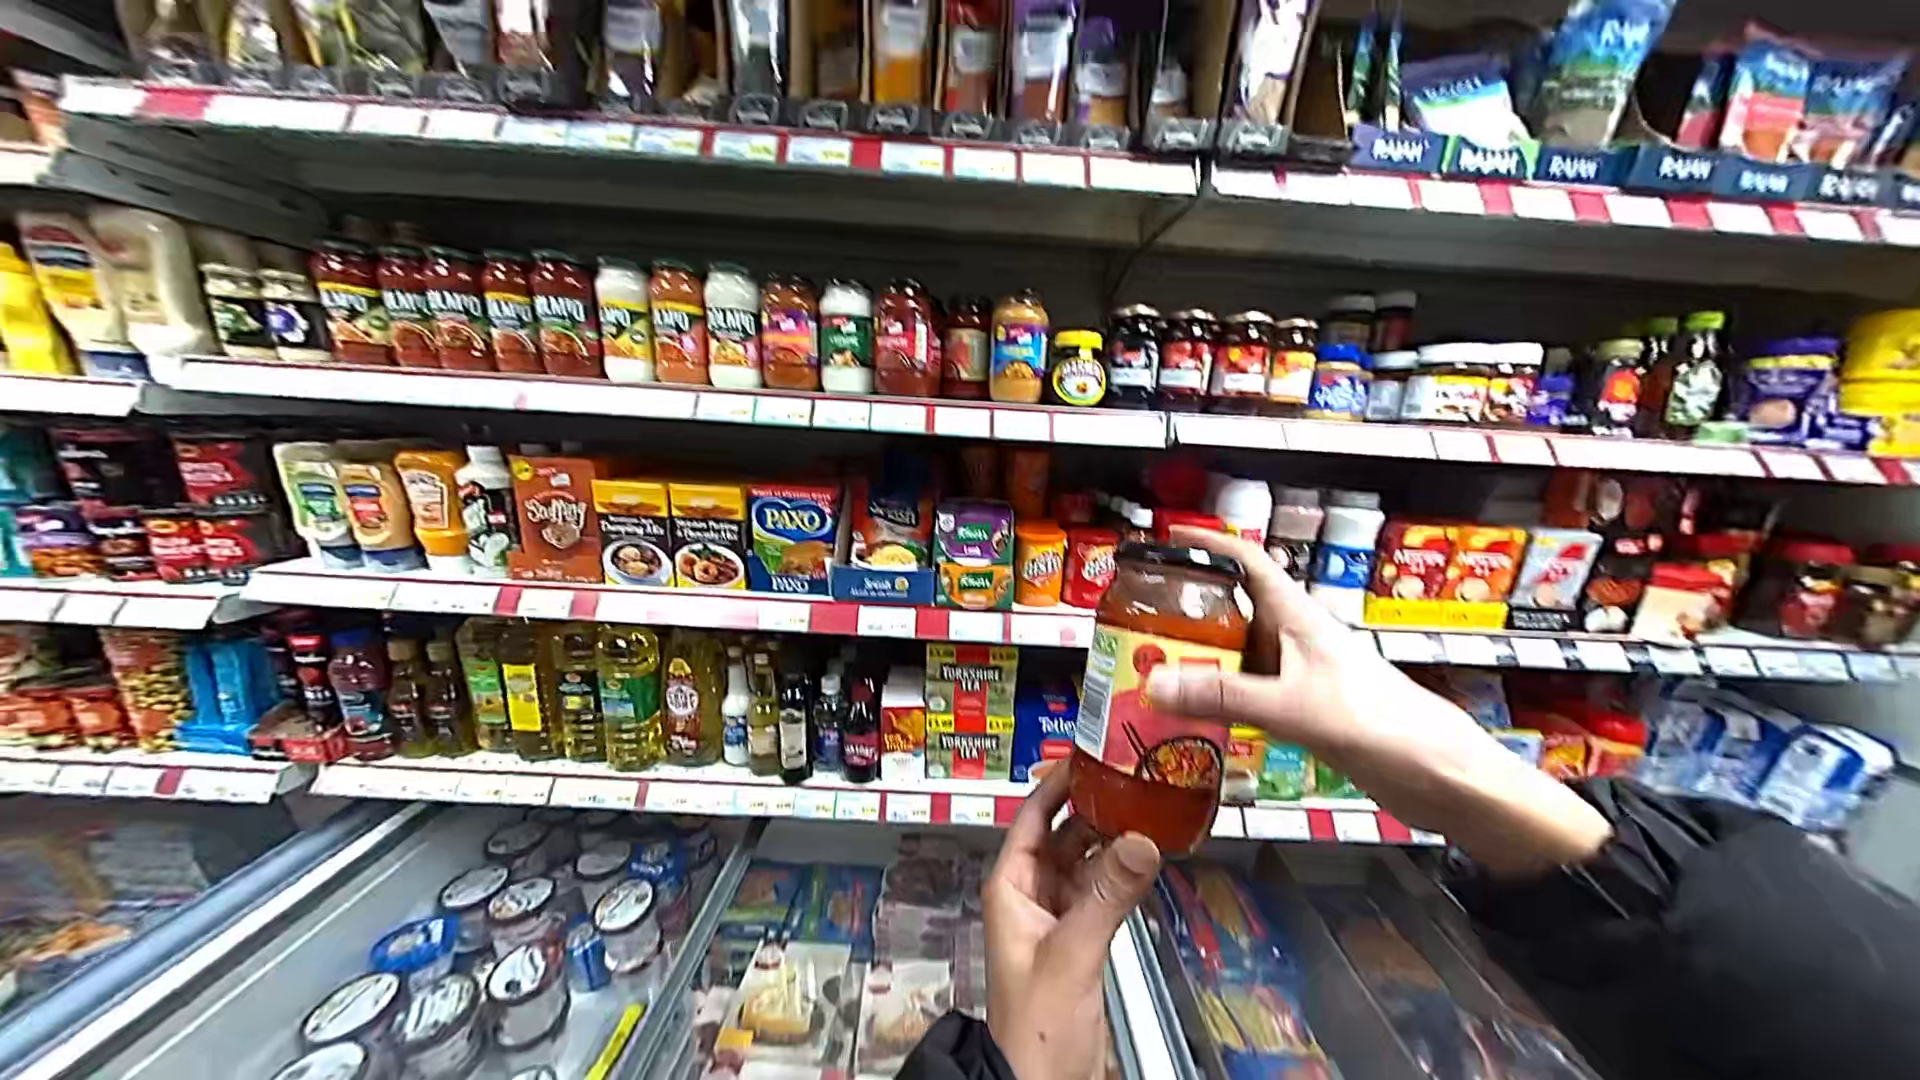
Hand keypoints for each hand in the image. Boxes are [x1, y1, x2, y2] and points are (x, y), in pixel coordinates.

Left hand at [984, 763, 1160, 1079]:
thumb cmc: (1038, 1022)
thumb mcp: (1072, 952)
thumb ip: (1107, 895)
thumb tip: (1143, 840)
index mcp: (1013, 882)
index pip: (1032, 816)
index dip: (1056, 784)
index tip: (1086, 756)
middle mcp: (1032, 889)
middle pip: (1062, 833)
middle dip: (1092, 807)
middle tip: (1129, 780)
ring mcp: (1057, 912)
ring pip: (1084, 860)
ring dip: (1109, 839)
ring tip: (1144, 809)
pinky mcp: (1080, 934)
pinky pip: (1100, 889)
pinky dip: (1119, 873)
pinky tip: (1144, 858)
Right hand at [1148, 526, 1612, 877]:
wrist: (1446, 781)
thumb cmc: (1382, 725)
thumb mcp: (1298, 707)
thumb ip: (1225, 695)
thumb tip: (1151, 681)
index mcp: (1295, 616)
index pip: (1246, 560)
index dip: (1206, 542)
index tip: (1165, 537)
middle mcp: (1289, 636)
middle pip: (1228, 605)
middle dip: (1183, 603)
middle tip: (1133, 614)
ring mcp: (1292, 672)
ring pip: (1231, 650)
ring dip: (1192, 652)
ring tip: (1144, 660)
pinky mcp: (1295, 706)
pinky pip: (1239, 688)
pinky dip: (1209, 692)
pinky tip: (1184, 709)